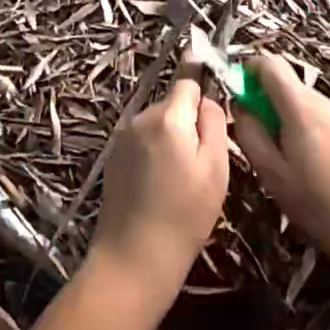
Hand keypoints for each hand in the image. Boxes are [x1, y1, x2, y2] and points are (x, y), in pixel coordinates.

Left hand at [92, 73, 230, 289]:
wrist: (134, 255)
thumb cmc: (185, 213)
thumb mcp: (215, 168)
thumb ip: (213, 123)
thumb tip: (207, 98)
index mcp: (167, 117)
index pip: (186, 79)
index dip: (201, 76)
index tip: (211, 74)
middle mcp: (139, 118)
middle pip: (172, 103)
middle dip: (189, 118)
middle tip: (206, 155)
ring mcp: (122, 138)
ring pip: (158, 123)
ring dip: (172, 136)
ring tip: (185, 175)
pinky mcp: (114, 157)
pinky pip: (143, 141)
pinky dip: (156, 151)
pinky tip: (162, 183)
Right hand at [230, 54, 329, 281]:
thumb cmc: (319, 208)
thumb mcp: (271, 175)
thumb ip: (249, 134)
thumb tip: (241, 107)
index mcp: (303, 111)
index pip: (272, 65)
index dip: (251, 71)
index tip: (241, 96)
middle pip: (292, 86)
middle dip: (270, 102)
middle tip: (264, 140)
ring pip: (311, 104)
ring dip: (293, 118)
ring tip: (294, 161)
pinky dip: (315, 130)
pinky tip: (322, 168)